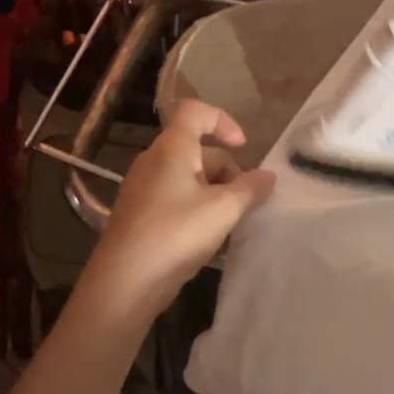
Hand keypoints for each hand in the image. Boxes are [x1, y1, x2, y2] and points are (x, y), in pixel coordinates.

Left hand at [80, 100, 275, 317]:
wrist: (125, 282)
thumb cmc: (176, 234)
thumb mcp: (224, 210)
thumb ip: (251, 189)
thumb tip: (268, 176)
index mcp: (171, 148)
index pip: (195, 111)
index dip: (223, 120)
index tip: (243, 146)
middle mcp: (154, 162)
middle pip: (199, 151)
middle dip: (228, 172)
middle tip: (244, 204)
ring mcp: (145, 189)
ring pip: (191, 179)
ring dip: (216, 196)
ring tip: (231, 226)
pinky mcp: (141, 215)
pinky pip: (177, 200)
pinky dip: (199, 211)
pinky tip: (211, 241)